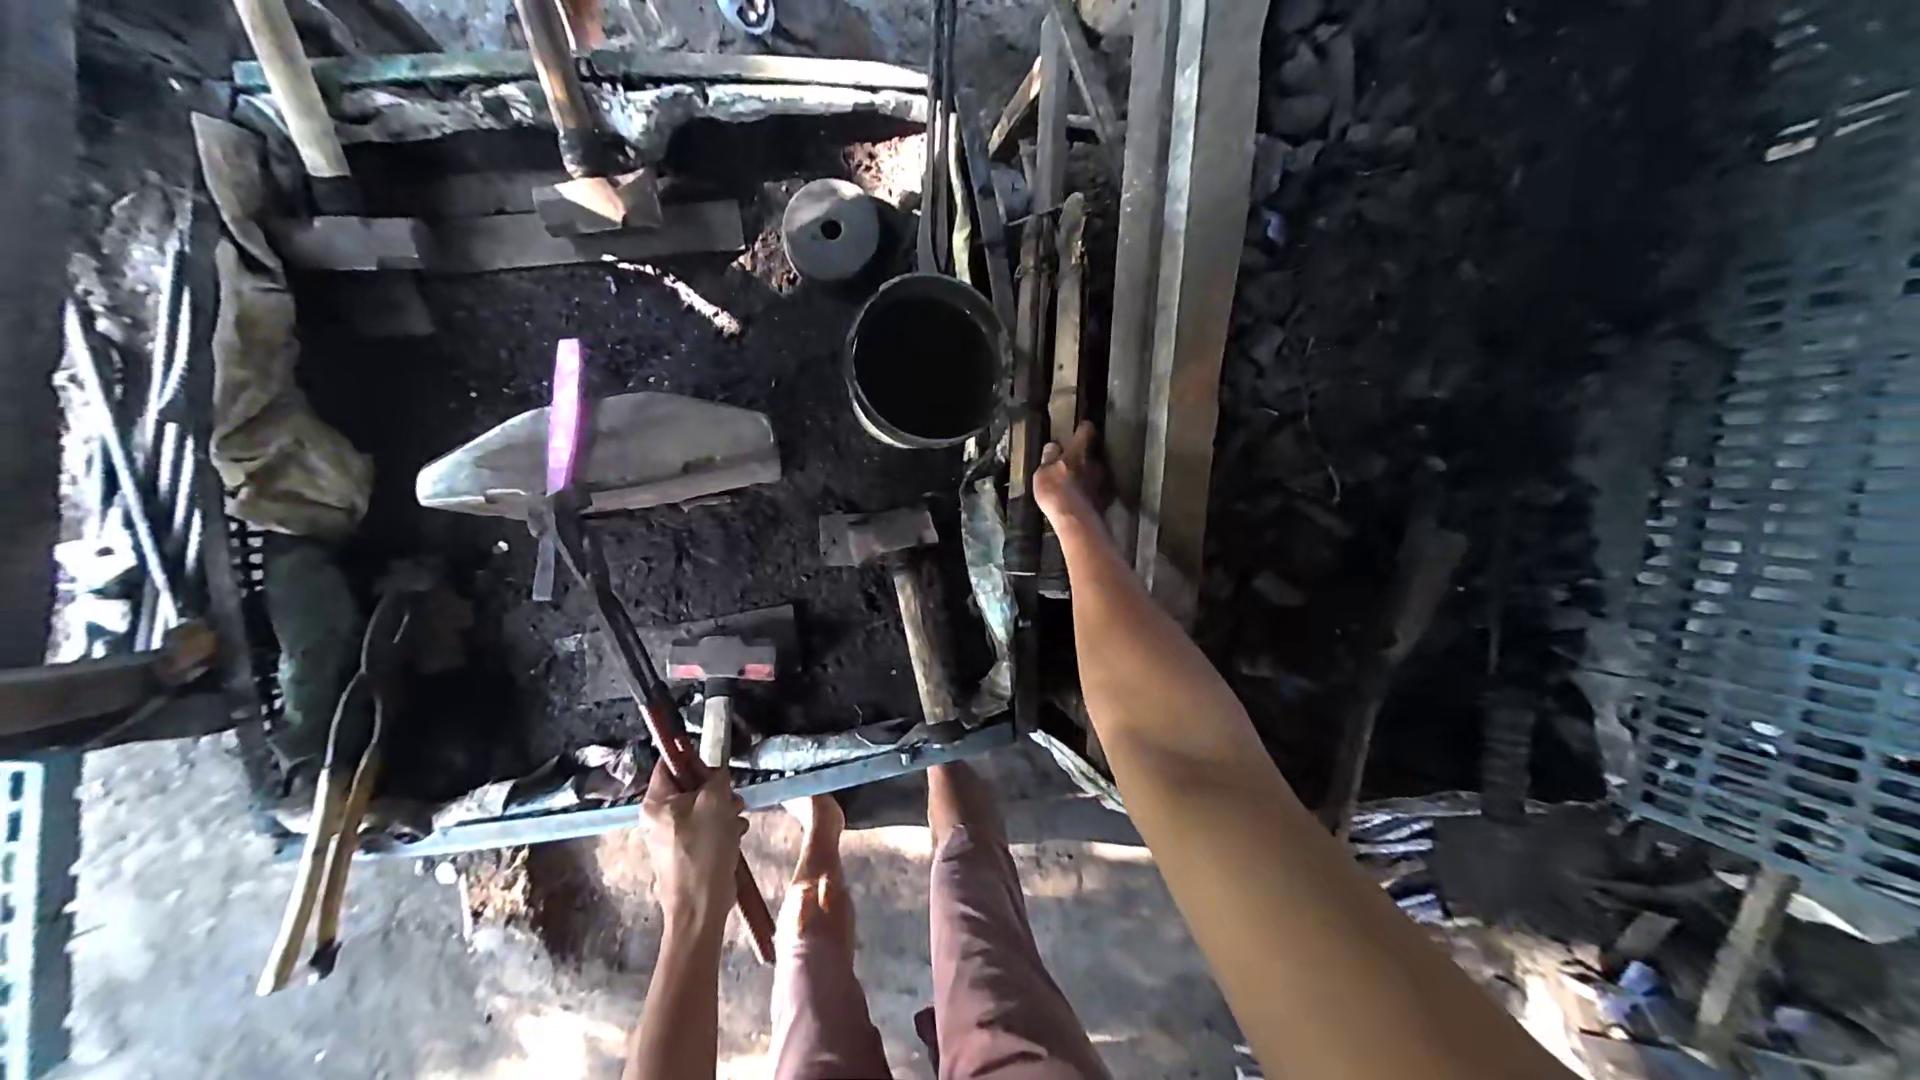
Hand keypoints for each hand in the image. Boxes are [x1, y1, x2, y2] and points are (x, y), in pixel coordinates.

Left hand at [640, 759, 746, 936]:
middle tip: (731, 796)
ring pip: (703, 806)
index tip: (716, 762)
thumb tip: (716, 771)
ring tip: (736, 819)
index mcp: (656, 802)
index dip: (693, 758)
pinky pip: (706, 827)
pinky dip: (722, 827)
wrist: (702, 905)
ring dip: (724, 809)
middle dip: (716, 789)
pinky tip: (734, 835)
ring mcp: (673, 835)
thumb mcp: (716, 802)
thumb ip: (716, 778)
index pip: (669, 764)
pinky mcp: (688, 851)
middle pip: (690, 785)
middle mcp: (659, 817)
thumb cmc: (704, 849)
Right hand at [1033, 420, 1107, 534]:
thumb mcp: (1042, 473)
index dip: (1083, 428)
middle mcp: (1095, 461)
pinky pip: (1098, 488)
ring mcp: (1103, 479)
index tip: (1080, 427)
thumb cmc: (1054, 491)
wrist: (1075, 520)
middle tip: (1074, 459)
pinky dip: (1091, 490)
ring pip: (1096, 470)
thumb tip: (1053, 446)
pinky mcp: (1106, 497)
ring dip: (1088, 473)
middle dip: (1085, 453)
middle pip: (1093, 451)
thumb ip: (1049, 458)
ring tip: (1077, 481)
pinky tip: (1083, 497)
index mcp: (1079, 451)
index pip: (1086, 430)